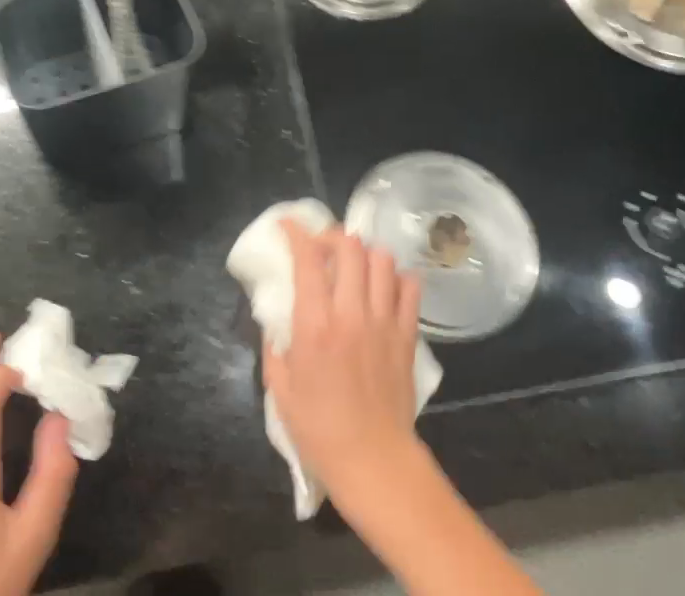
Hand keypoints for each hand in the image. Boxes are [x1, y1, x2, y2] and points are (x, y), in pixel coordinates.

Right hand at [263, 220, 424, 497]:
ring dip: (365, 254)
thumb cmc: (318, 429)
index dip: (296, 233)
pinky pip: (410, 287)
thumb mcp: (279, 388)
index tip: (287, 226)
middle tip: (322, 246)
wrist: (373, 459)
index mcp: (314, 325)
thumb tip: (275, 321)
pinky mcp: (407, 334)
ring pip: (382, 260)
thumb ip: (274, 347)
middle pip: (350, 248)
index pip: (308, 259)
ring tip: (354, 266)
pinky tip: (384, 288)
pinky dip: (397, 277)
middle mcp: (351, 313)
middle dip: (332, 236)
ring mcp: (384, 321)